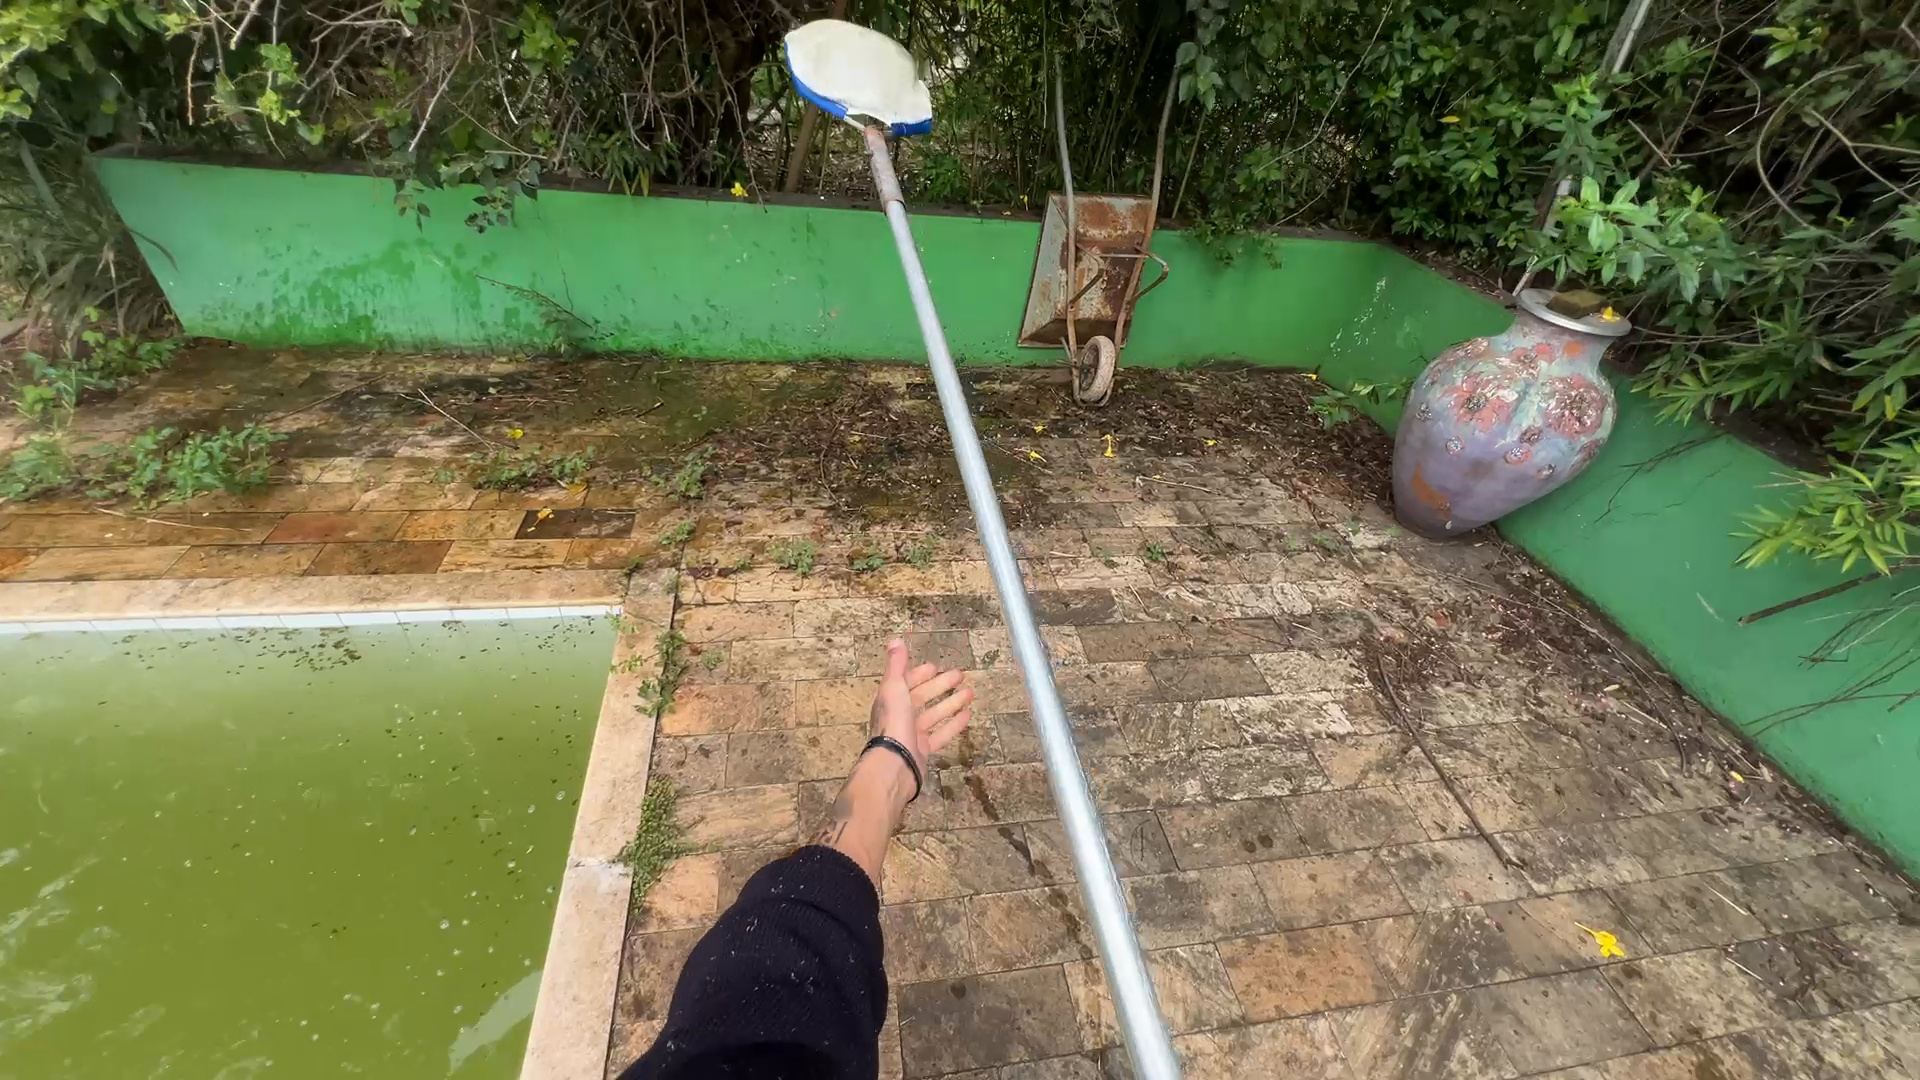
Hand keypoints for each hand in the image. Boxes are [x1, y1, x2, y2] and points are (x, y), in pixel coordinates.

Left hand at [868, 637, 973, 778]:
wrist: (895, 763)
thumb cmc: (893, 722)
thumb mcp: (894, 687)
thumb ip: (896, 664)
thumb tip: (895, 639)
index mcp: (891, 699)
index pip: (906, 682)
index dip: (920, 674)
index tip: (935, 667)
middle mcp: (900, 715)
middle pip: (923, 697)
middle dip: (941, 685)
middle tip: (960, 675)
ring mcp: (912, 733)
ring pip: (935, 714)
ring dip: (952, 702)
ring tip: (970, 692)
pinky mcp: (924, 749)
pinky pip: (941, 733)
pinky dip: (954, 724)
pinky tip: (968, 715)